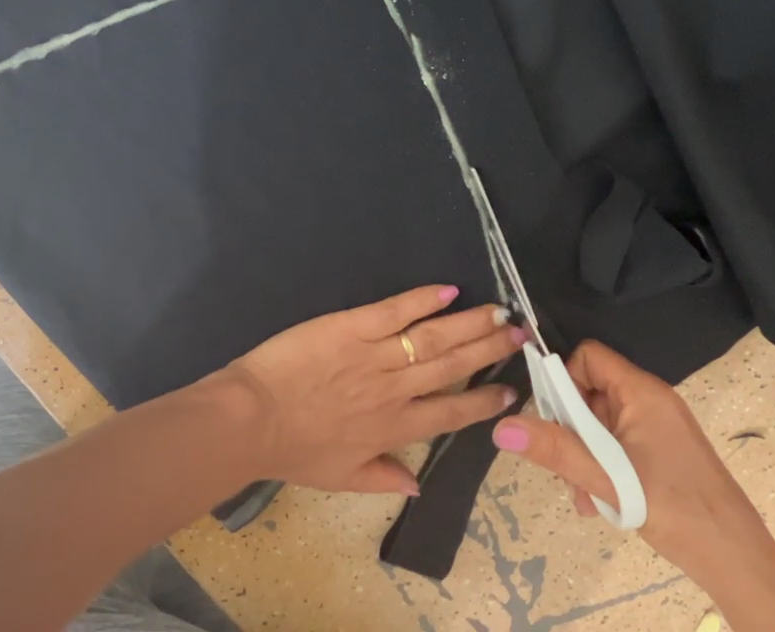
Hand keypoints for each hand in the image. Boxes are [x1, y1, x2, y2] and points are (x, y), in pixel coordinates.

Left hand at [207, 284, 525, 495]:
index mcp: (395, 428)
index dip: (484, 401)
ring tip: (500, 313)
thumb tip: (418, 484)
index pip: (451, 414)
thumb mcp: (340, 478)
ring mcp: (376, 356)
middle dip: (490, 351)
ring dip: (469, 325)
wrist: (254, 419)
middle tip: (521, 334)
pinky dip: (422, 299)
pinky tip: (448, 290)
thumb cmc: (293, 450)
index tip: (511, 389)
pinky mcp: (352, 327)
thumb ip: (383, 478)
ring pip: (433, 338)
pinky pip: (395, 311)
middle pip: (452, 367)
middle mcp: (396, 391)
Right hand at [490, 341, 773, 579]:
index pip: (588, 356)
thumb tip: (501, 427)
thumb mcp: (606, 478)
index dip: (563, 379)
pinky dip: (603, 467)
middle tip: (565, 468)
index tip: (553, 419)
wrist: (737, 560)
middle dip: (568, 428)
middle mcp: (651, 401)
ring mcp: (659, 427)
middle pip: (589, 392)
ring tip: (584, 496)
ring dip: (582, 455)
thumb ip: (553, 449)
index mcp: (642, 393)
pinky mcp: (663, 452)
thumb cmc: (675, 508)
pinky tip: (601, 503)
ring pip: (600, 423)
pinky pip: (618, 444)